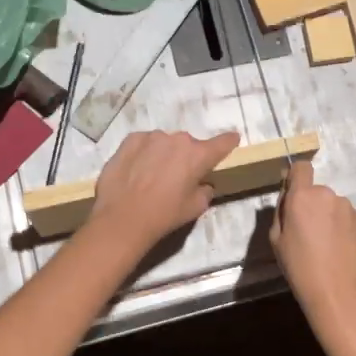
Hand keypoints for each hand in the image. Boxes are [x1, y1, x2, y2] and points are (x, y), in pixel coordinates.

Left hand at [88, 130, 240, 248]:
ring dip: (164, 153)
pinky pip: (144, 143)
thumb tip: (203, 183)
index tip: (232, 139)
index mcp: (198, 155)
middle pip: (189, 144)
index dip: (229, 141)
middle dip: (188, 156)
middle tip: (179, 175)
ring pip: (165, 142)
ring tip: (153, 175)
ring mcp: (152, 137)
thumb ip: (205, 190)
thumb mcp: (195, 208)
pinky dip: (145, 152)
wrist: (122, 218)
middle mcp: (178, 139)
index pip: (223, 142)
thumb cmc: (164, 215)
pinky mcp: (130, 140)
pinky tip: (137, 169)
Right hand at [271, 160, 355, 324]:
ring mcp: (347, 207)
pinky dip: (339, 224)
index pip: (301, 167)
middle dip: (309, 203)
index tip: (292, 196)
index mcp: (303, 196)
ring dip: (325, 214)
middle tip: (304, 230)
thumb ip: (281, 212)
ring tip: (322, 242)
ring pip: (330, 203)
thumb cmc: (299, 267)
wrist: (336, 291)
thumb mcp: (276, 240)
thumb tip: (287, 198)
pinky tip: (336, 246)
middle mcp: (327, 194)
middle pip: (315, 190)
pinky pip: (344, 215)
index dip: (295, 177)